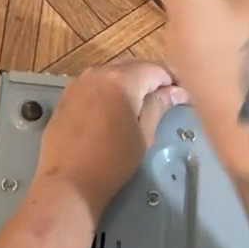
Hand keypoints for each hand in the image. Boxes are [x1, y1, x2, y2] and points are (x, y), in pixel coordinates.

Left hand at [34, 60, 185, 214]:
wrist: (69, 182)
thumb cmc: (112, 162)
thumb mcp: (143, 135)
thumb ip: (158, 106)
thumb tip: (176, 92)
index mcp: (122, 80)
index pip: (155, 69)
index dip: (171, 80)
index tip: (181, 94)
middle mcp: (99, 73)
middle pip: (132, 65)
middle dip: (150, 77)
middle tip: (165, 97)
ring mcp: (79, 83)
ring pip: (111, 72)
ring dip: (129, 81)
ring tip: (141, 102)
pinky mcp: (66, 96)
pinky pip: (94, 83)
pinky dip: (109, 89)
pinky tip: (114, 108)